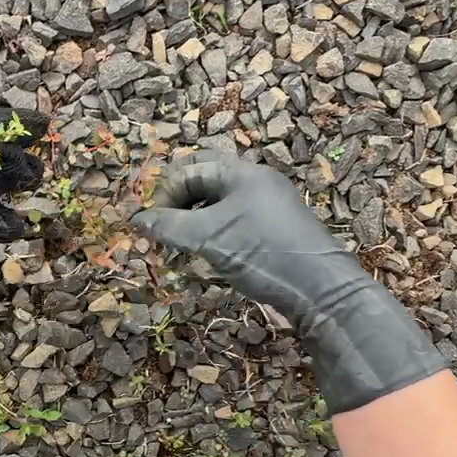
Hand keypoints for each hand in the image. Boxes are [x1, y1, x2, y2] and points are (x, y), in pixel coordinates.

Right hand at [133, 151, 445, 413]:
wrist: (320, 289)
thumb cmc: (262, 253)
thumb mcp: (208, 238)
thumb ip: (169, 226)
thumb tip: (135, 219)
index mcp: (242, 173)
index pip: (190, 168)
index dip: (165, 192)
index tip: (152, 223)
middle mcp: (255, 183)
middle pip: (203, 183)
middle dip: (177, 205)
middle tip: (161, 231)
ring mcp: (265, 206)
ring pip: (216, 204)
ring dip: (191, 222)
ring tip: (178, 246)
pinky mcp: (271, 230)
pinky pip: (231, 222)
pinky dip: (210, 234)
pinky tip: (203, 256)